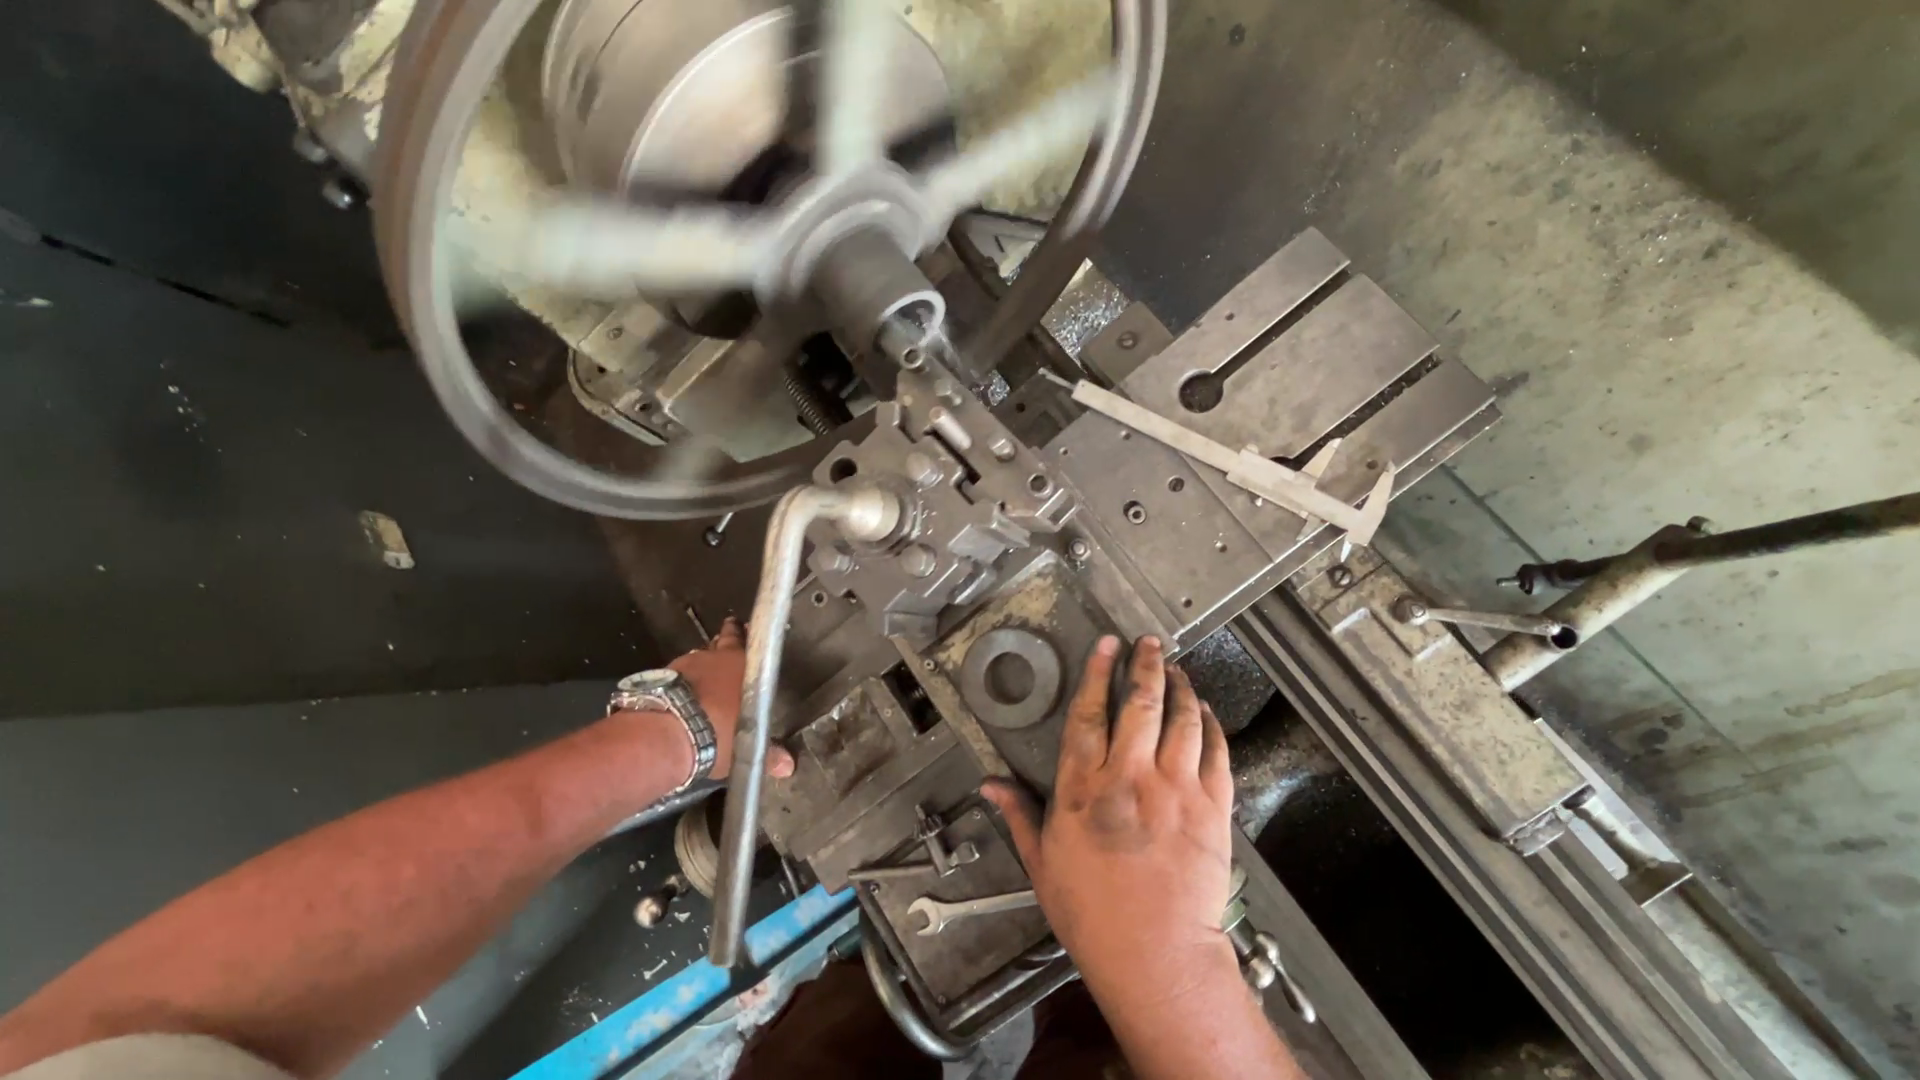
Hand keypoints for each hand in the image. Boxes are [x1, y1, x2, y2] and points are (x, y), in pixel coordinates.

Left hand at [665, 617, 793, 779]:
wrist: (666, 734)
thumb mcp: (746, 747)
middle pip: (721, 642)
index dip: (745, 636)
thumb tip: (788, 766)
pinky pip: (677, 675)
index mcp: (741, 665)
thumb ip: (768, 753)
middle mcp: (713, 657)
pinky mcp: (659, 678)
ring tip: (706, 675)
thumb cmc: (717, 733)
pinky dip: (681, 682)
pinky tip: (683, 695)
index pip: (746, 642)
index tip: (745, 628)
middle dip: (725, 640)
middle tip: (727, 635)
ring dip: (702, 665)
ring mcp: (683, 665)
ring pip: (697, 658)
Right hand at [982, 635, 1235, 992]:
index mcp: (1085, 790)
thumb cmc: (1093, 915)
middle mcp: (1131, 779)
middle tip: (1147, 642)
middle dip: (1144, 665)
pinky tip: (1206, 712)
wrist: (1157, 956)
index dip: (1097, 674)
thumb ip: (1019, 815)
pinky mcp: (1212, 808)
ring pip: (1183, 719)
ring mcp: (1177, 791)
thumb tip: (990, 785)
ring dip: (1180, 687)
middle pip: (1141, 704)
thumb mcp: (1042, 864)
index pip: (1089, 715)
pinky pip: (1216, 752)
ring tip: (1176, 668)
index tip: (1105, 646)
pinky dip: (1211, 725)